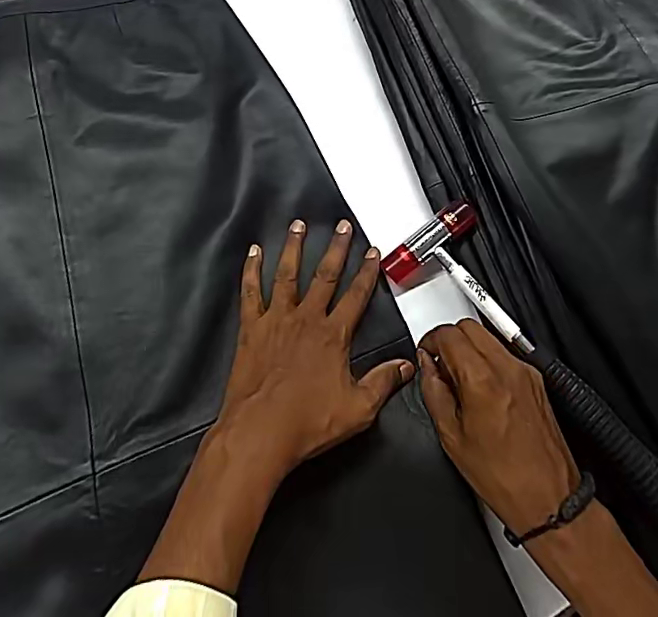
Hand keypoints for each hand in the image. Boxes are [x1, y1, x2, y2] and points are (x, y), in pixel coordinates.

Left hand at [133, 218, 410, 595]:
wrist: (260, 432)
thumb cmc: (306, 423)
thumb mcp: (357, 409)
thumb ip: (383, 383)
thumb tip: (406, 367)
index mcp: (333, 336)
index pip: (356, 296)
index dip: (366, 272)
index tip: (372, 252)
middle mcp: (306, 320)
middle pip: (325, 275)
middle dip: (337, 248)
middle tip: (342, 225)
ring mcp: (277, 320)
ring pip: (288, 274)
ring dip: (295, 248)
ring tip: (299, 225)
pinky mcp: (252, 328)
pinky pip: (251, 292)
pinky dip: (252, 270)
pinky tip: (254, 252)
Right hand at [421, 320, 657, 616]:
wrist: (548, 500)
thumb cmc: (505, 478)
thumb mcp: (451, 437)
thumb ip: (433, 391)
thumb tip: (427, 367)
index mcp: (483, 380)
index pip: (449, 334)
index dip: (430, 341)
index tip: (426, 354)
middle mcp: (508, 369)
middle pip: (469, 326)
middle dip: (449, 339)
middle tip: (439, 363)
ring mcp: (526, 372)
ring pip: (488, 336)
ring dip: (469, 347)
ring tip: (460, 378)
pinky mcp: (537, 380)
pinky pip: (505, 353)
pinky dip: (488, 359)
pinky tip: (481, 387)